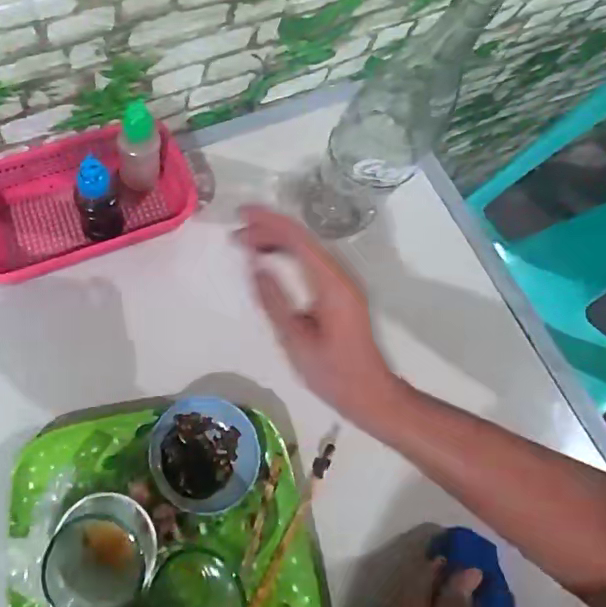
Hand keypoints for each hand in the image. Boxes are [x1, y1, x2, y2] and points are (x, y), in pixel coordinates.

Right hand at [235, 204, 408, 427]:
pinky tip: (268, 260)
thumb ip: (273, 301)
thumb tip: (256, 266)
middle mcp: (339, 275)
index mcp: (330, 284)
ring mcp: (341, 282)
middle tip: (236, 235)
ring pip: (306, 247)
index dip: (269, 222)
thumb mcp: (295, 339)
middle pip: (303, 238)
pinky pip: (310, 261)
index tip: (241, 214)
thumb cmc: (332, 372)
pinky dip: (287, 254)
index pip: (297, 239)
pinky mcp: (338, 292)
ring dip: (276, 240)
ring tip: (246, 244)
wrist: (370, 393)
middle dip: (268, 229)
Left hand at [379, 557, 496, 606]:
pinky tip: (407, 601)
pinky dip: (402, 603)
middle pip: (417, 595)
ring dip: (411, 582)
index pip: (453, 606)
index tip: (472, 568)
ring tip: (422, 568)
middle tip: (439, 554)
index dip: (462, 583)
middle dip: (427, 571)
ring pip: (400, 603)